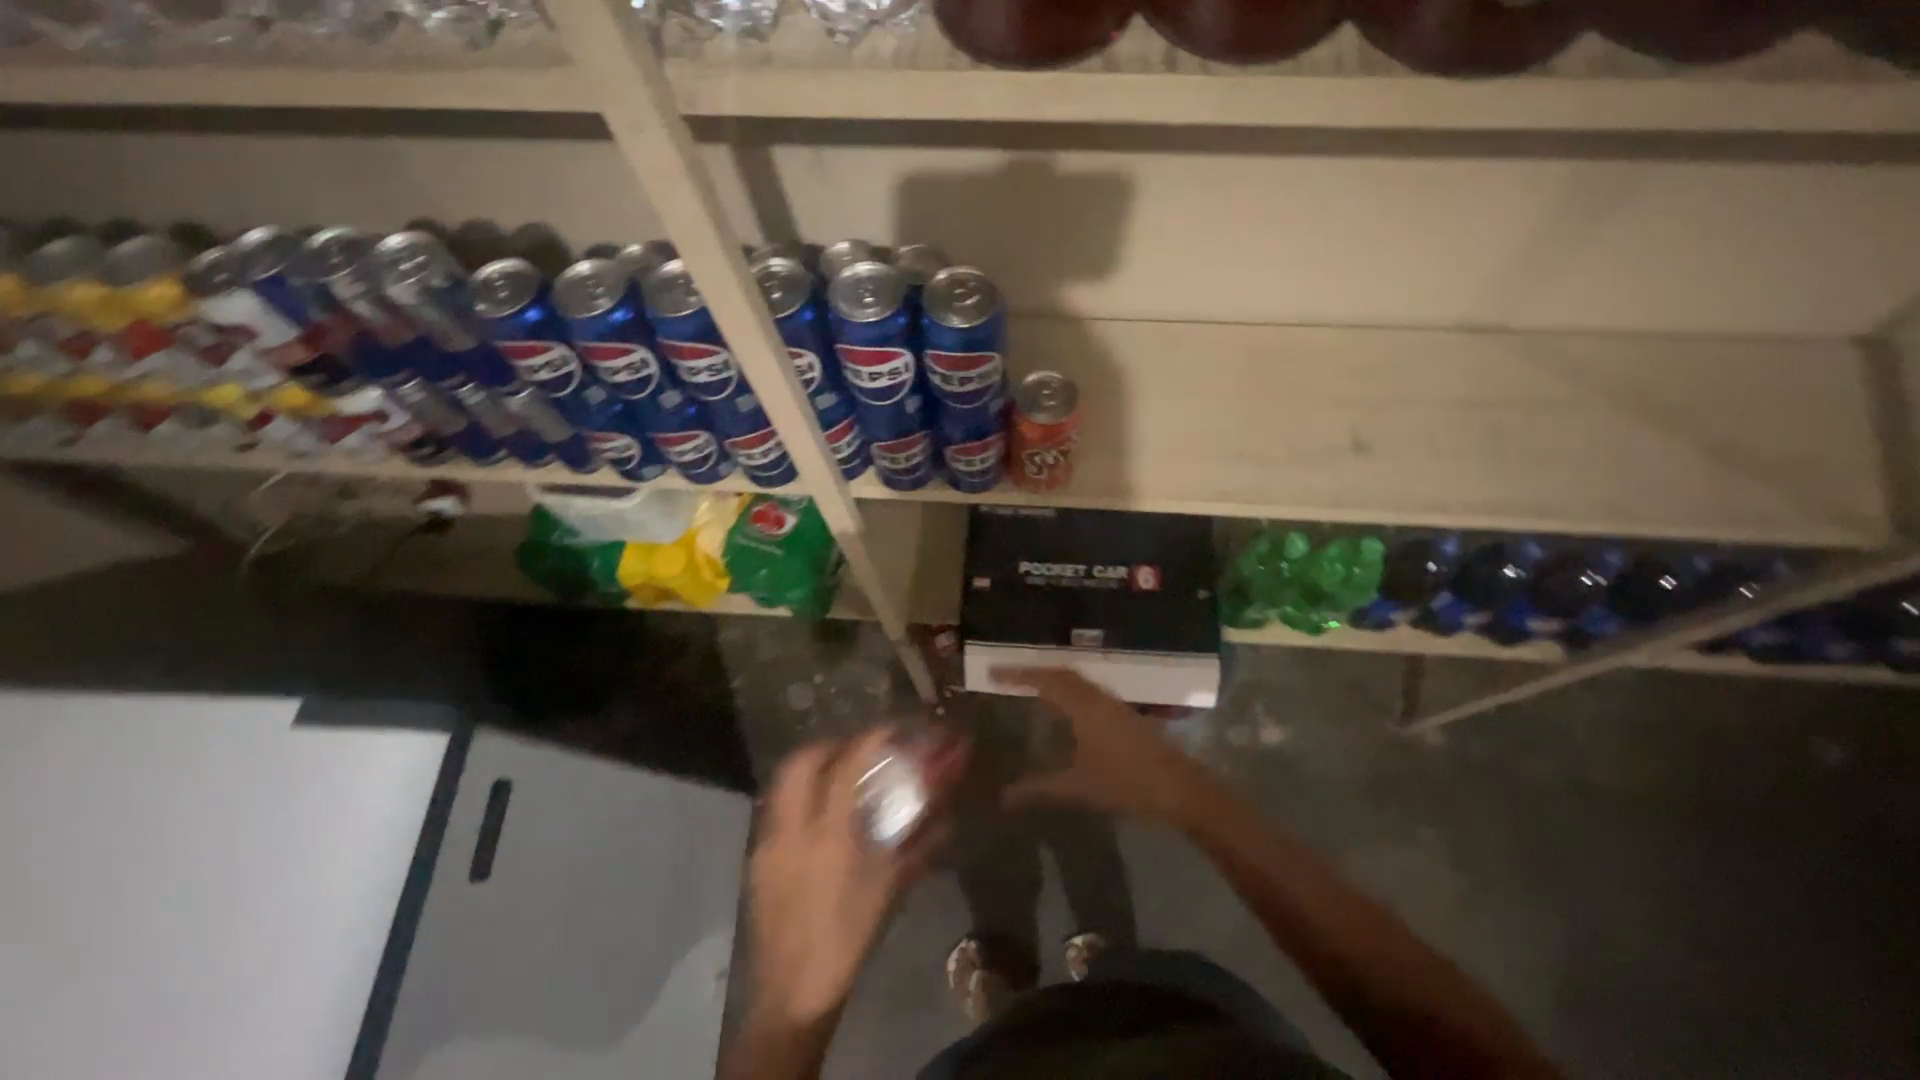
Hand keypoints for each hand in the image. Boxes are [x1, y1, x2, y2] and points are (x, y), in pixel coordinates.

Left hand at [747, 727, 965, 1025]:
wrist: (794, 989)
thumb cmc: (851, 937)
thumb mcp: (892, 889)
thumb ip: (920, 845)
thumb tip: (947, 815)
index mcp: (829, 834)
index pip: (847, 764)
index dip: (872, 738)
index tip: (892, 729)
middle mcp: (791, 828)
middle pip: (801, 760)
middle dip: (832, 745)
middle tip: (859, 750)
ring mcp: (768, 841)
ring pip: (783, 782)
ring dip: (812, 768)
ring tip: (839, 776)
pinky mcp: (757, 858)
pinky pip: (777, 809)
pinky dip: (800, 796)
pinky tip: (821, 816)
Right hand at [995, 667, 1210, 822]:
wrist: (1178, 788)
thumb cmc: (1126, 783)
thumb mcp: (1078, 787)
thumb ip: (1039, 788)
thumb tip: (1003, 796)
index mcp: (1085, 707)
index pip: (1046, 681)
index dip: (1018, 674)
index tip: (993, 673)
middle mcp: (1099, 698)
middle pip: (1063, 673)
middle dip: (1034, 672)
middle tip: (1008, 676)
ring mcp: (1115, 705)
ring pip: (1079, 681)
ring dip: (1054, 679)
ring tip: (1032, 686)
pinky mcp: (1125, 715)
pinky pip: (1089, 691)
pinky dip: (1070, 690)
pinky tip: (1066, 707)